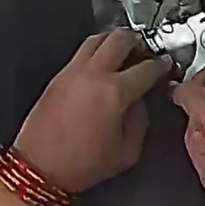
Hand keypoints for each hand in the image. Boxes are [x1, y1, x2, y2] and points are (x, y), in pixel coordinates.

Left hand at [15, 30, 171, 193]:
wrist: (40, 167)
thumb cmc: (78, 164)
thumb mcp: (126, 152)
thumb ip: (140, 121)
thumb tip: (141, 103)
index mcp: (114, 93)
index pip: (147, 67)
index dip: (161, 64)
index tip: (164, 65)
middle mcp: (92, 75)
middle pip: (120, 38)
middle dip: (138, 40)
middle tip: (145, 49)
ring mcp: (72, 72)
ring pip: (97, 38)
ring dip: (113, 40)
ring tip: (123, 51)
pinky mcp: (58, 77)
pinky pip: (80, 52)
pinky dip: (95, 51)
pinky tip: (100, 65)